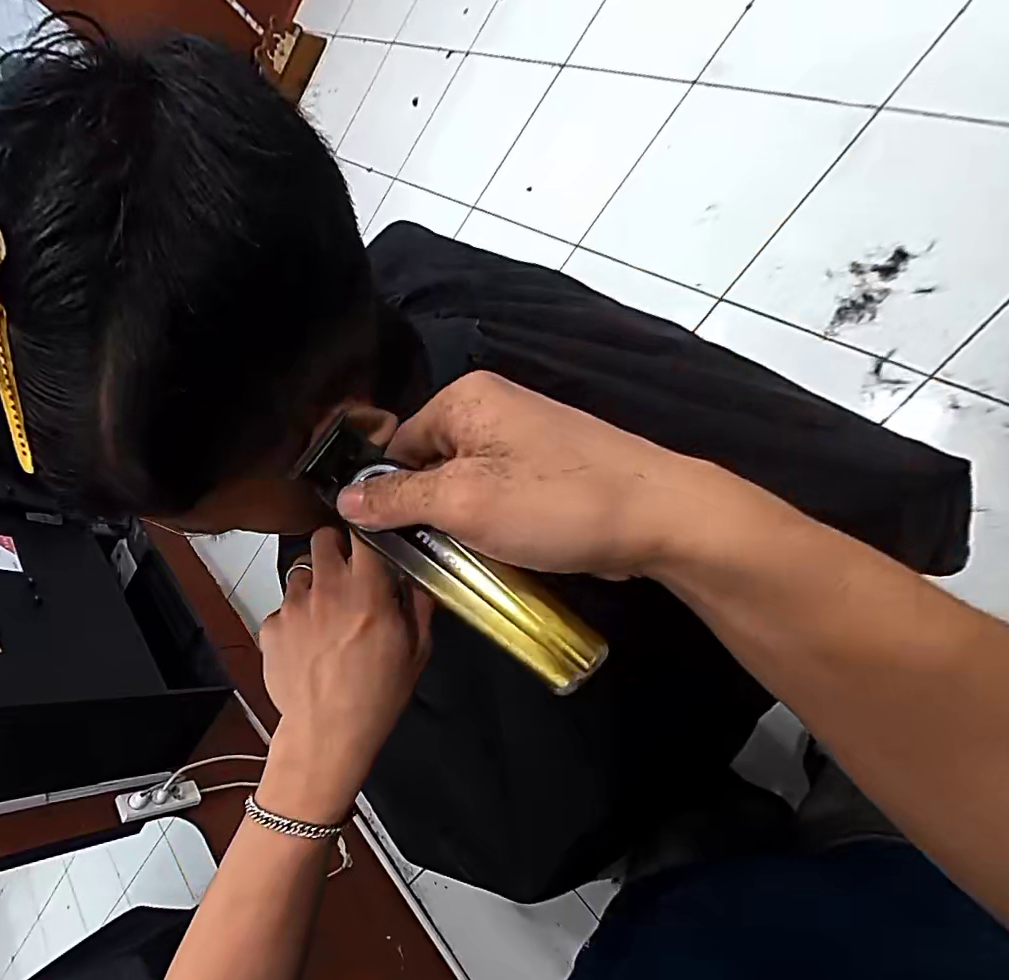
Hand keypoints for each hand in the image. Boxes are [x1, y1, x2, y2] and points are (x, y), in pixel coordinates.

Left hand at [256, 529, 433, 825]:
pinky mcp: (271, 625)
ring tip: (326, 616)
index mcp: (368, 593)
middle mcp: (327, 592)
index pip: (363, 530)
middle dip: (335, 548)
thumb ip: (418, 605)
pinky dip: (294, 616)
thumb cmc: (373, 700)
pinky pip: (283, 605)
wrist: (326, 734)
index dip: (366, 529)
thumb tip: (415, 575)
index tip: (370, 535)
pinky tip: (308, 641)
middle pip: (322, 537)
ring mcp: (294, 607)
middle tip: (346, 571)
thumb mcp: (416, 652)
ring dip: (313, 584)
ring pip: (300, 571)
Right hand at [335, 371, 772, 579]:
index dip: (386, 492)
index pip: (395, 446)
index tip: (390, 536)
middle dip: (424, 510)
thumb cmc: (555, 503)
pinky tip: (496, 547)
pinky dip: (484, 522)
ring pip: (456, 486)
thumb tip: (343, 498)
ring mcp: (518, 437)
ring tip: (469, 552)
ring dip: (455, 522)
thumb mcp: (462, 502)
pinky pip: (489, 493)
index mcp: (464, 399)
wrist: (665, 519)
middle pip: (424, 466)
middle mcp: (488, 407)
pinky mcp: (540, 467)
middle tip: (434, 550)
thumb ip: (396, 498)